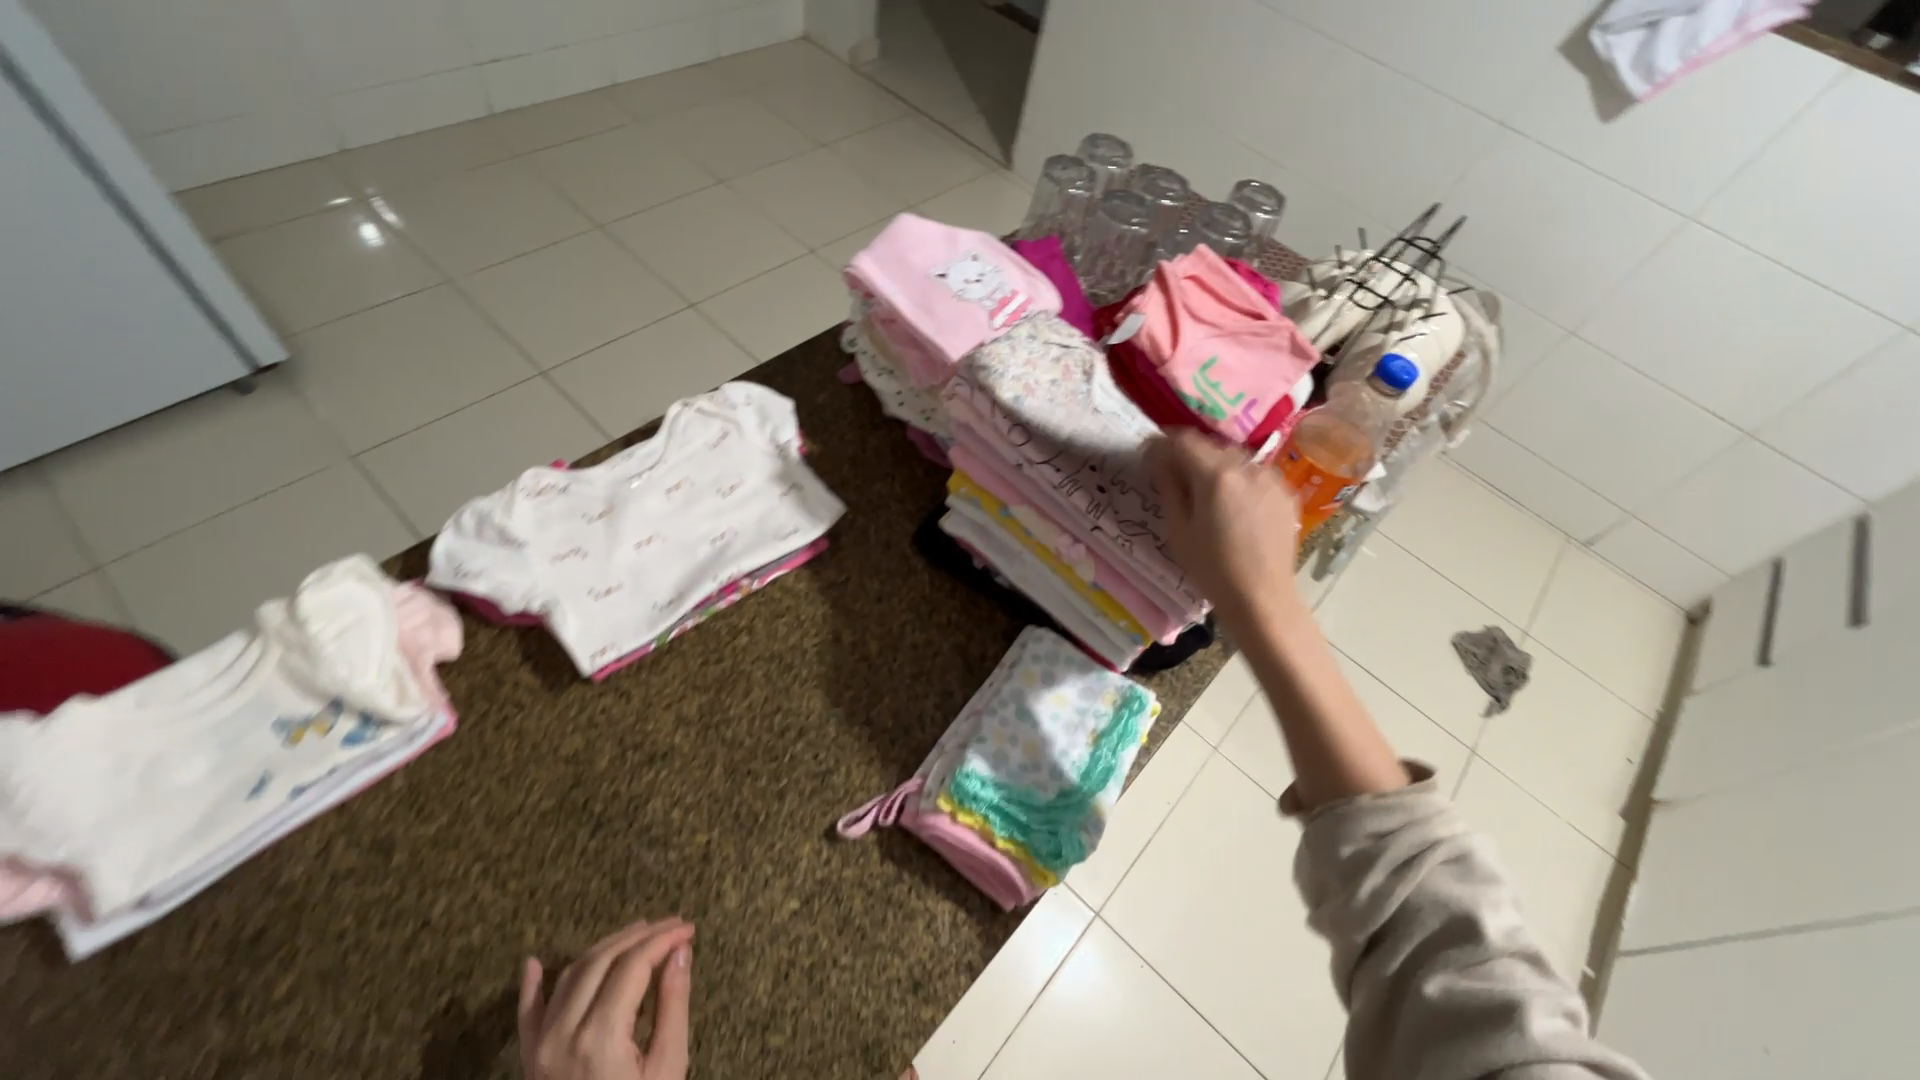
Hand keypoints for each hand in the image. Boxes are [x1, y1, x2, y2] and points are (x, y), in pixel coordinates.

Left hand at [518, 917, 695, 1079]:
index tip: (689, 929)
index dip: (663, 939)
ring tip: (638, 933)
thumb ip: (673, 1006)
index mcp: (601, 1037)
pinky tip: (532, 963)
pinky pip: (527, 1014)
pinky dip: (531, 986)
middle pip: (603, 961)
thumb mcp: (668, 1068)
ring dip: (605, 947)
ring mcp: (540, 1047)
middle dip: (640, 936)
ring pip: (571, 976)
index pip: (634, 965)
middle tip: (672, 925)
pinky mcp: (529, 1060)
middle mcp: (563, 1034)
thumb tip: (681, 951)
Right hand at [1146, 429, 1302, 632]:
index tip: (1149, 455)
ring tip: (1206, 492)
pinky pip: (1256, 475)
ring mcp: (1271, 479)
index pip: (1184, 440)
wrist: (1261, 598)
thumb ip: (1169, 486)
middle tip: (1174, 475)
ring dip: (1216, 466)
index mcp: (1215, 475)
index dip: (1162, 443)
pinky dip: (1240, 481)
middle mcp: (1247, 467)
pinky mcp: (1286, 493)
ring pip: (1236, 459)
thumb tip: (1159, 459)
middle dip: (1190, 455)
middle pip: (1211, 446)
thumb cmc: (1211, 568)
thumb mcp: (1178, 529)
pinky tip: (1233, 506)